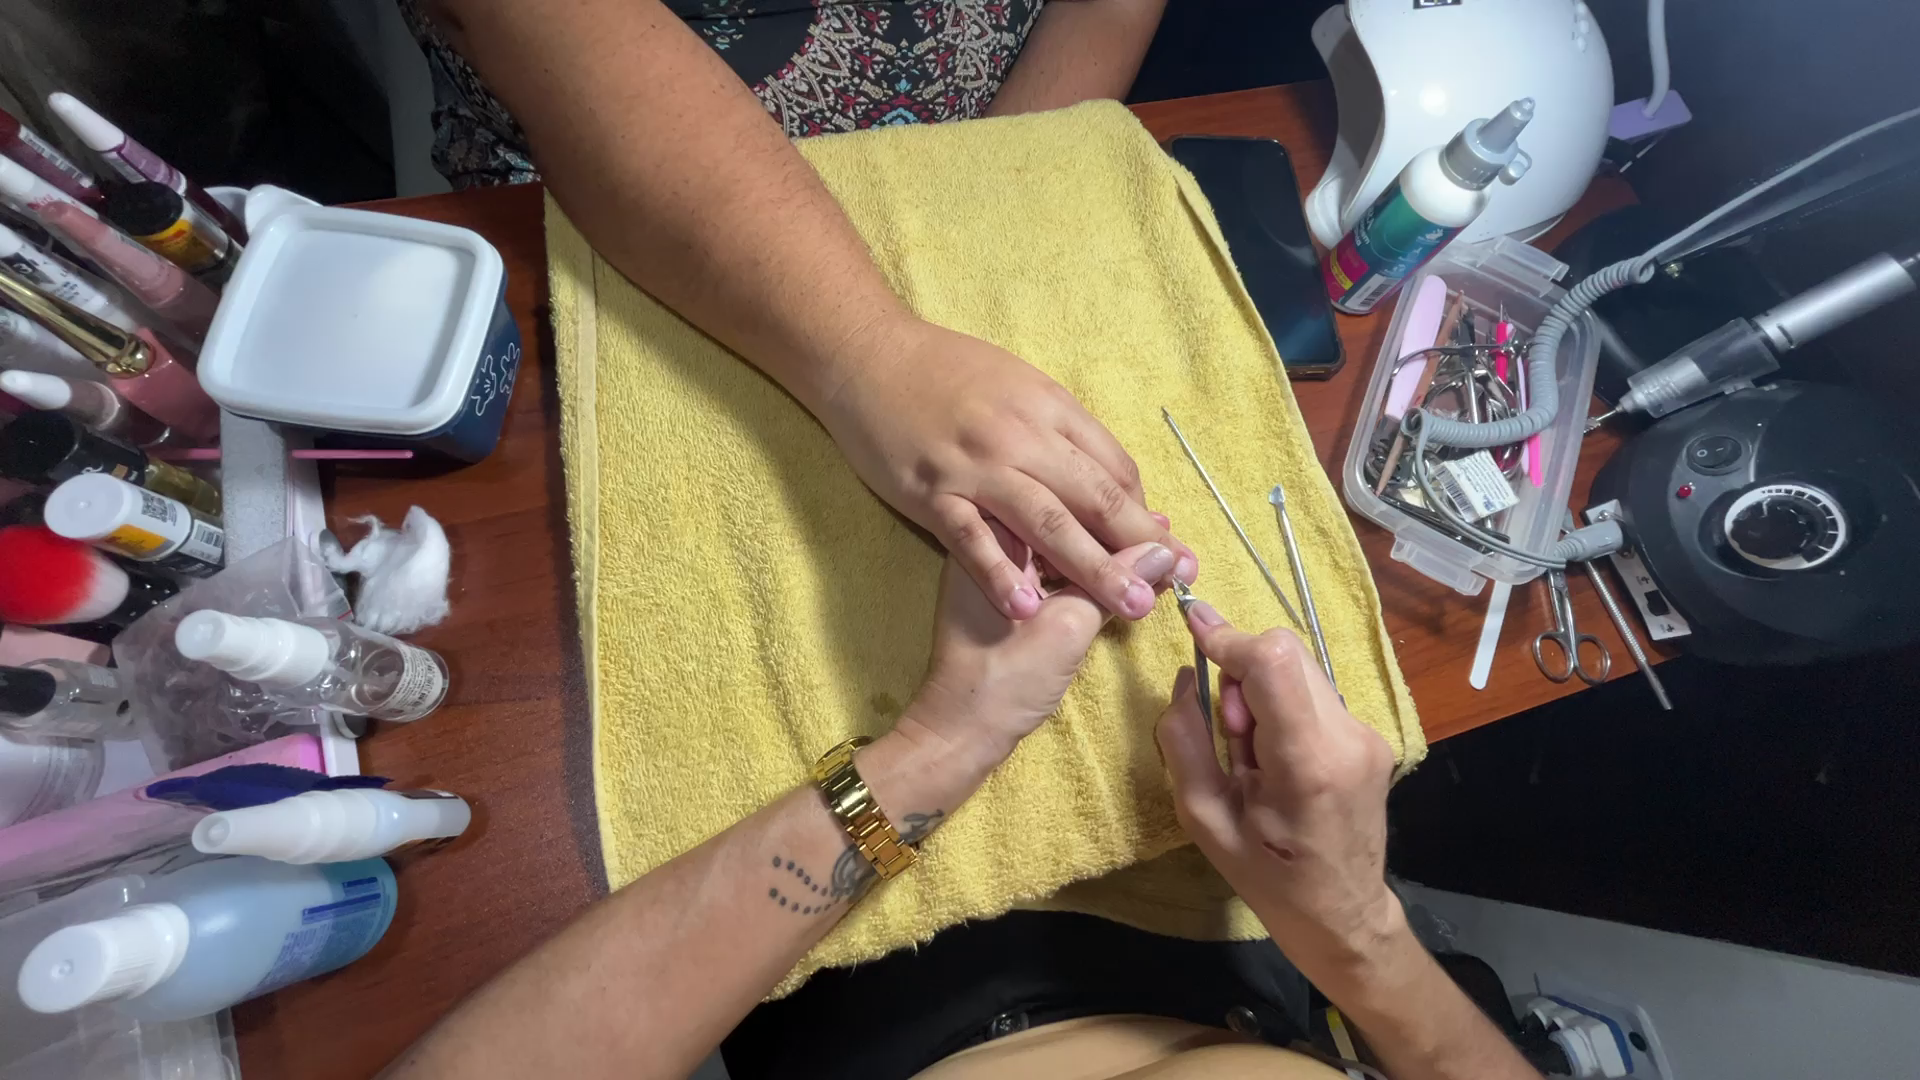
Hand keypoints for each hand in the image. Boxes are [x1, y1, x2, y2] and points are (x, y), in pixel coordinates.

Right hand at [822, 315, 1195, 621]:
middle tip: (1173, 585)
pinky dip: (1001, 574)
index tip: (1157, 545)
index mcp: (1049, 406)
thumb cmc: (944, 369)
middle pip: (1094, 496)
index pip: (1112, 466)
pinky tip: (1026, 607)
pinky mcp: (933, 491)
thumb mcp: (1016, 382)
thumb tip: (1103, 475)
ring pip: (1047, 522)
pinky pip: (973, 539)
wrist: (868, 355)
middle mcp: (1022, 436)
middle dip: (1138, 545)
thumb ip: (1058, 428)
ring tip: (1126, 607)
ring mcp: (977, 465)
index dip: (1140, 511)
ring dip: (1092, 568)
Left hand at [907, 522, 1177, 764]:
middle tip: (1171, 540)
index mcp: (991, 534)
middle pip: (1064, 519)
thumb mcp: (1067, 626)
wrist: (960, 731)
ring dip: (1108, 552)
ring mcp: (999, 566)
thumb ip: (1115, 582)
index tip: (1165, 528)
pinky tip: (1129, 575)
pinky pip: (1056, 568)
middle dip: (1117, 532)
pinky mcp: (1009, 591)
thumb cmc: (1005, 679)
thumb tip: (1166, 551)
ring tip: (1161, 553)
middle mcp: (991, 540)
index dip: (1115, 513)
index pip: (1060, 502)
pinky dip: (1090, 572)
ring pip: (1064, 543)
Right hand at [1155, 602, 1403, 993]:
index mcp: (1307, 761)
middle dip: (1240, 670)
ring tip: (1251, 747)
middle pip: (1285, 651)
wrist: (1341, 913)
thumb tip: (1185, 675)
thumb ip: (1184, 738)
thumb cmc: (1265, 873)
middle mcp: (1348, 736)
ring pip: (1298, 664)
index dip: (1227, 638)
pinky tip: (1274, 751)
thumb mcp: (1201, 814)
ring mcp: (1367, 733)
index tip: (1193, 628)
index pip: (1273, 660)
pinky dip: (1280, 701)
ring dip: (1259, 687)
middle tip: (1230, 730)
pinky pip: (1310, 687)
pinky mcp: (1370, 734)